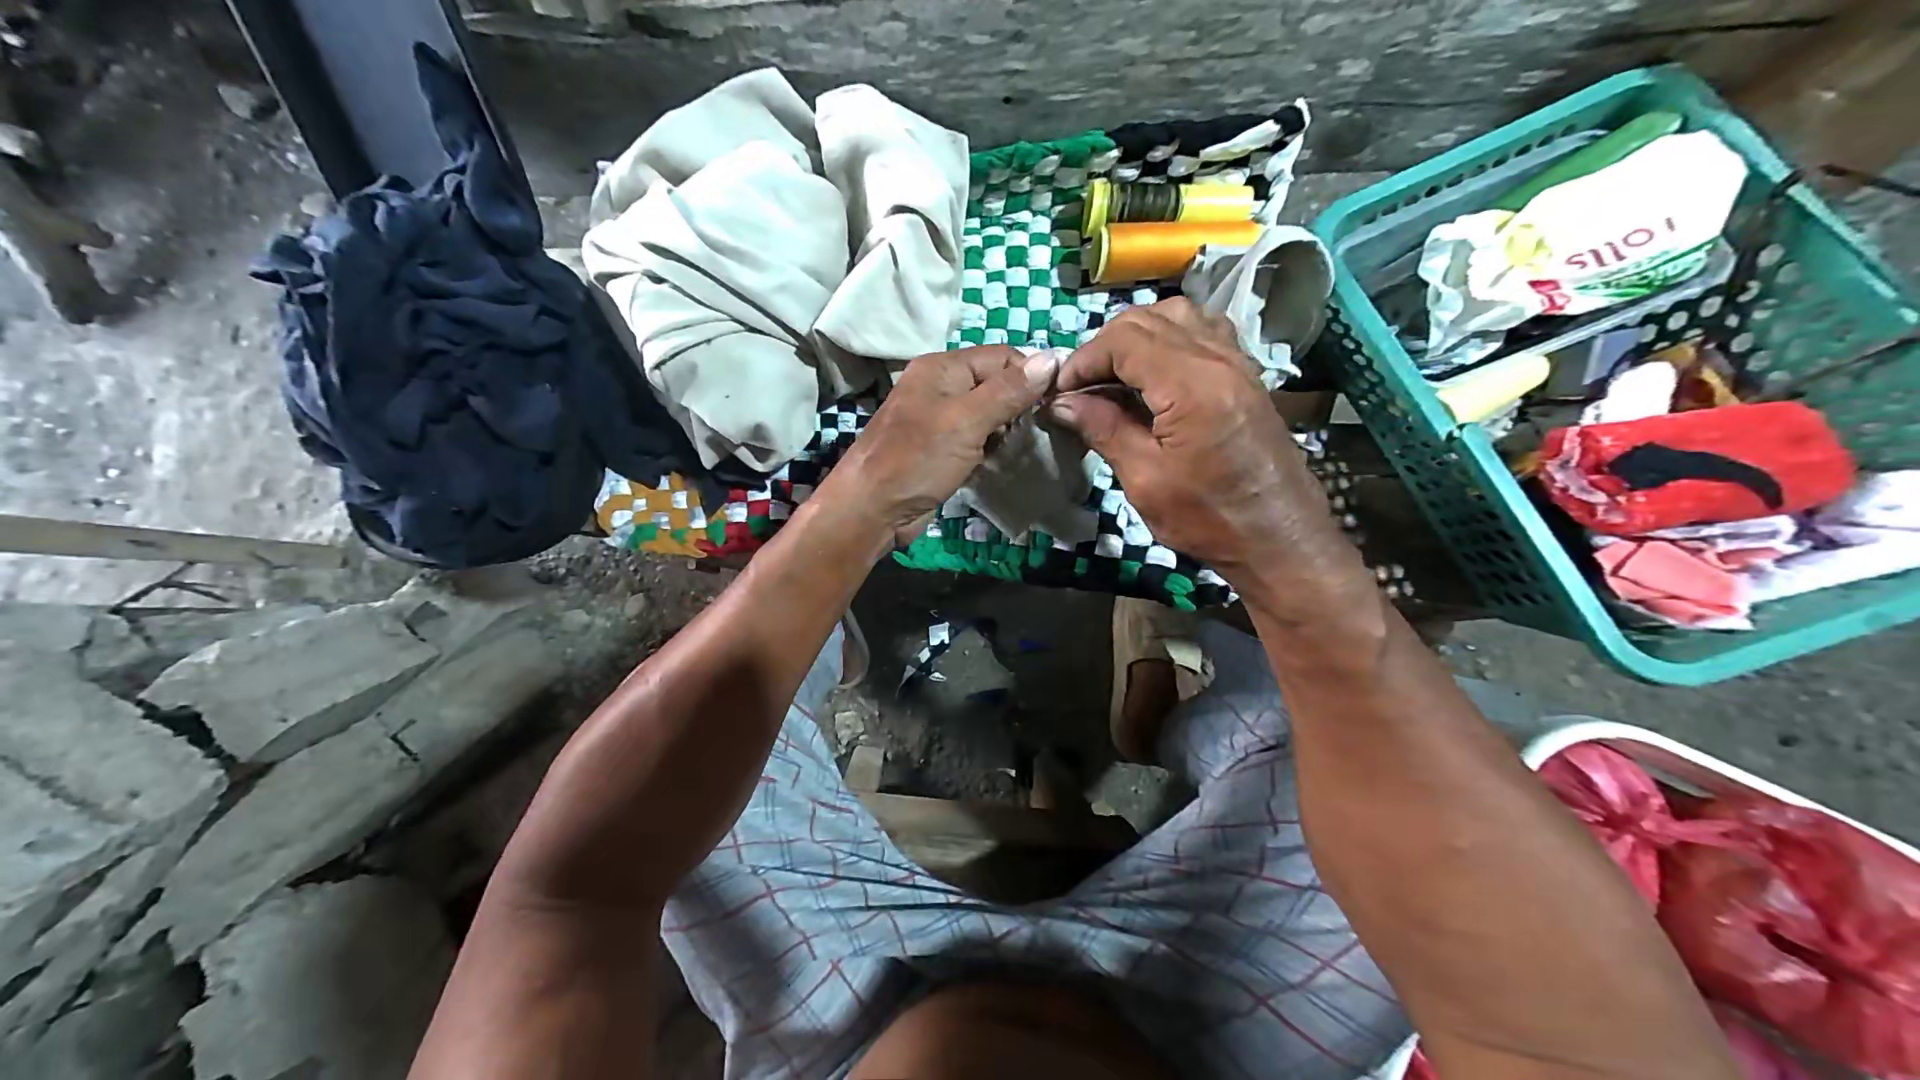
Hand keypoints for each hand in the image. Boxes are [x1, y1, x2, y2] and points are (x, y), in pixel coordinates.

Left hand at [816, 345, 1060, 548]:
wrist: (871, 510)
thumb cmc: (917, 459)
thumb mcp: (966, 420)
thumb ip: (1008, 391)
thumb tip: (1050, 360)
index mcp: (942, 367)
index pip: (1001, 356)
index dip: (1032, 374)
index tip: (1058, 402)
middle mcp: (939, 386)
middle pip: (995, 383)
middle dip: (1021, 403)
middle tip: (1045, 428)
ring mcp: (938, 419)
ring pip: (987, 413)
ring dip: (1008, 428)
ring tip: (1030, 445)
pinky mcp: (939, 449)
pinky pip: (975, 438)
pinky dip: (991, 447)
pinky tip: (1005, 459)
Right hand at [1047, 299, 1372, 614]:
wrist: (1280, 539)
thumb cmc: (1209, 518)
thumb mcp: (1145, 479)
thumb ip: (1103, 429)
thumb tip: (1060, 402)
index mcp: (1191, 384)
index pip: (1123, 340)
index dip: (1083, 359)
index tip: (1060, 392)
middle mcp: (1218, 358)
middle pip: (1147, 319)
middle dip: (1104, 347)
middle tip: (1081, 388)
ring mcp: (1237, 362)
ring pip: (1176, 316)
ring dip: (1136, 336)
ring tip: (1114, 377)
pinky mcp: (1245, 374)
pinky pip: (1202, 331)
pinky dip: (1169, 339)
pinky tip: (1154, 374)